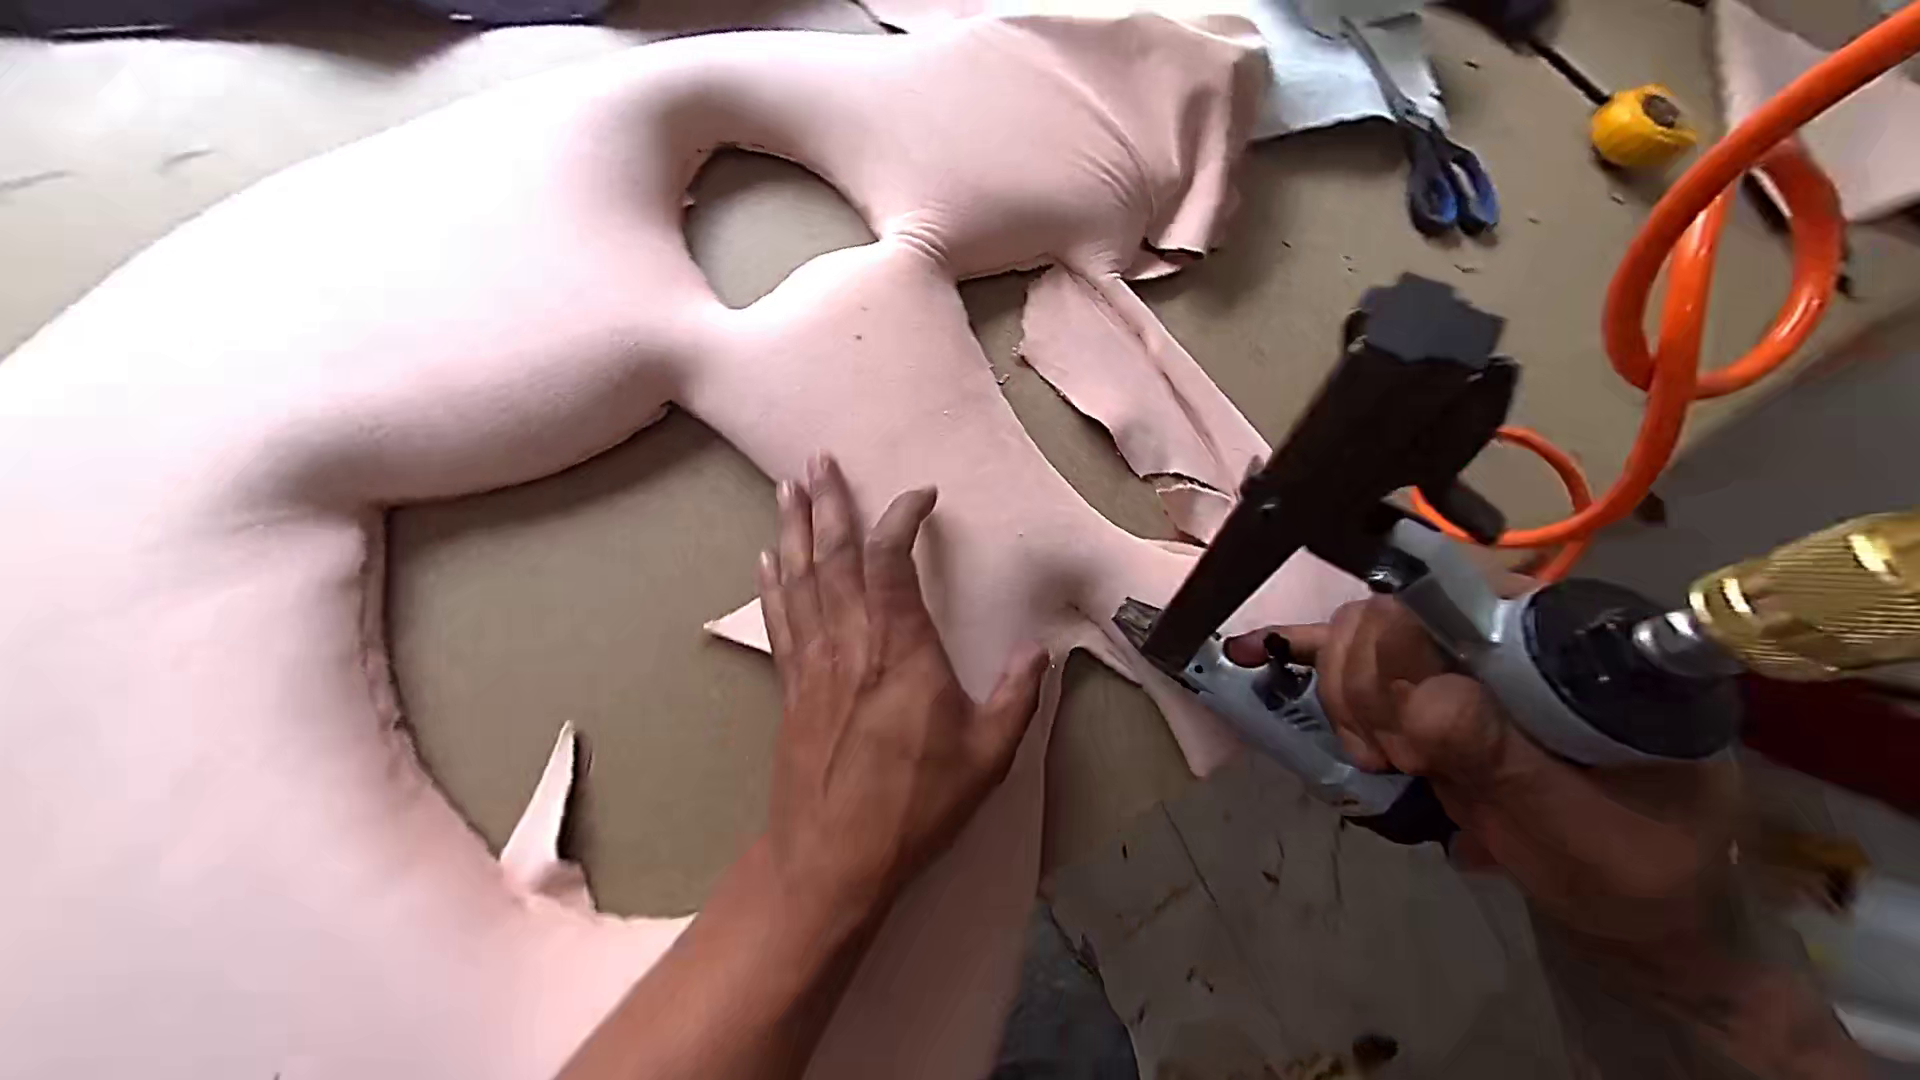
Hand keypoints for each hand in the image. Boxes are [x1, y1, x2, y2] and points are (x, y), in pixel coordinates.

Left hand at [758, 454, 1048, 926]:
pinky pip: (779, 619)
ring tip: (788, 488)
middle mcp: (850, 641)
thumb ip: (1017, 696)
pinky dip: (771, 583)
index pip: (891, 560)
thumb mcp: (988, 755)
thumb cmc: (915, 805)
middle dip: (829, 503)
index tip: (922, 496)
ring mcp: (813, 661)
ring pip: (799, 579)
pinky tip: (765, 558)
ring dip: (794, 529)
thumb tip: (1040, 650)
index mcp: (900, 649)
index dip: (901, 518)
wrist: (832, 857)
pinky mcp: (791, 685)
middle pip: (834, 556)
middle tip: (819, 460)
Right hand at [1228, 596, 1737, 944]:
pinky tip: (1253, 653)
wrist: (1628, 904)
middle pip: (1386, 614)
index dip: (1402, 656)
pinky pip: (1343, 655)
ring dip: (1343, 697)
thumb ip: (1506, 757)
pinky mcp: (1417, 681)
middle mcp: (1501, 631)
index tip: (1409, 744)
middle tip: (1399, 761)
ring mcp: (1452, 655)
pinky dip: (1296, 652)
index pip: (1453, 599)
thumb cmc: (1630, 869)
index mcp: (1563, 644)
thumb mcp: (1583, 825)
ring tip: (1377, 756)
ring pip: (1352, 635)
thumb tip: (1421, 699)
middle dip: (1368, 690)